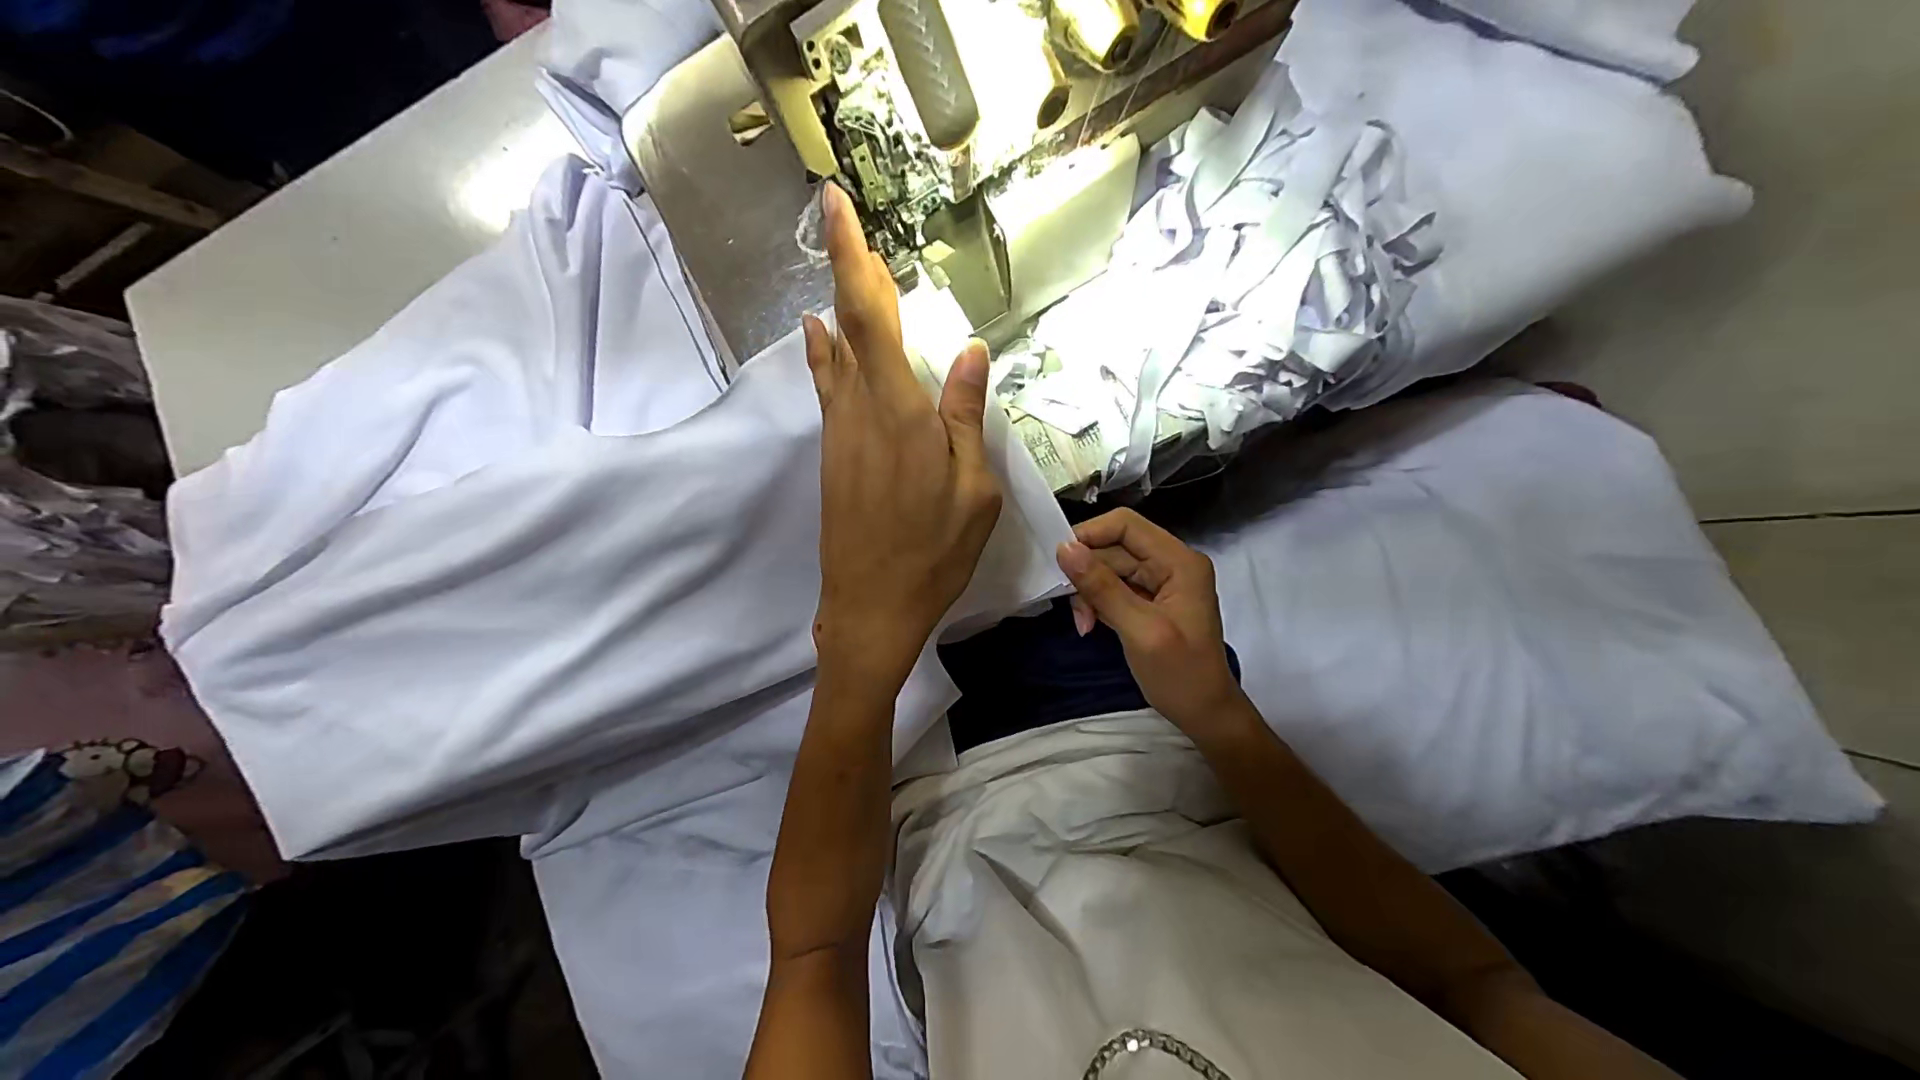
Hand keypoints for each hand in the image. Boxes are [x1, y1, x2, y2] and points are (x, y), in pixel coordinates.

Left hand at [806, 182, 1002, 686]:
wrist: (869, 608)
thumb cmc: (932, 554)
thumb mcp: (972, 489)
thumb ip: (964, 416)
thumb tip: (966, 353)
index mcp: (898, 411)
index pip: (867, 315)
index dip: (850, 255)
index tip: (832, 204)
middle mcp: (858, 410)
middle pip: (848, 325)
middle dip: (851, 271)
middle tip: (851, 227)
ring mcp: (839, 434)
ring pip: (834, 353)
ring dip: (842, 308)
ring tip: (854, 271)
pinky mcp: (832, 455)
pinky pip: (830, 387)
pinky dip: (828, 352)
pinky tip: (822, 337)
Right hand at [1056, 508, 1245, 728]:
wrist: (1205, 714)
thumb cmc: (1180, 674)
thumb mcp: (1139, 630)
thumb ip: (1102, 587)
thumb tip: (1064, 548)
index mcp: (1178, 561)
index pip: (1125, 525)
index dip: (1090, 535)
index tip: (1062, 562)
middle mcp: (1170, 563)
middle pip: (1114, 547)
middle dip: (1088, 573)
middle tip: (1076, 609)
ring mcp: (1159, 582)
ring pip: (1109, 568)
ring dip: (1090, 593)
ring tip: (1085, 624)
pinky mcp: (1149, 601)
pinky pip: (1113, 588)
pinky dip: (1098, 603)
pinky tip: (1091, 625)